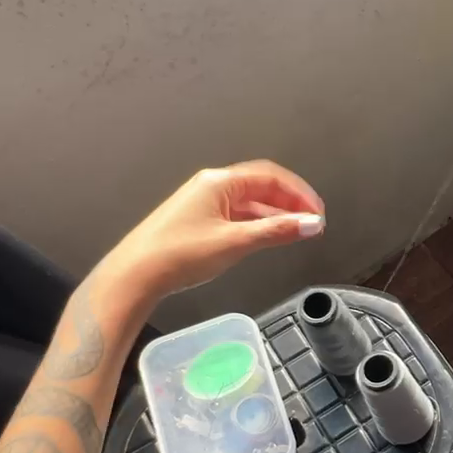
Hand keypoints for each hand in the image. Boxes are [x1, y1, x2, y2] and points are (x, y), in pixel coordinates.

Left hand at [96, 160, 324, 306]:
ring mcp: (203, 203)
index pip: (270, 177)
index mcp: (219, 182)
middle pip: (261, 186)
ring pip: (249, 202)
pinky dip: (258, 223)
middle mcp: (211, 186)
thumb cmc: (180, 254)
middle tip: (312, 222)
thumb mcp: (235, 242)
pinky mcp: (198, 220)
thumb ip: (276, 232)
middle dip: (290, 202)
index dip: (299, 193)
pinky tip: (269, 237)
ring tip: (296, 231)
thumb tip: (311, 224)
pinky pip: (237, 215)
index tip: (318, 213)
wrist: (135, 275)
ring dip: (276, 214)